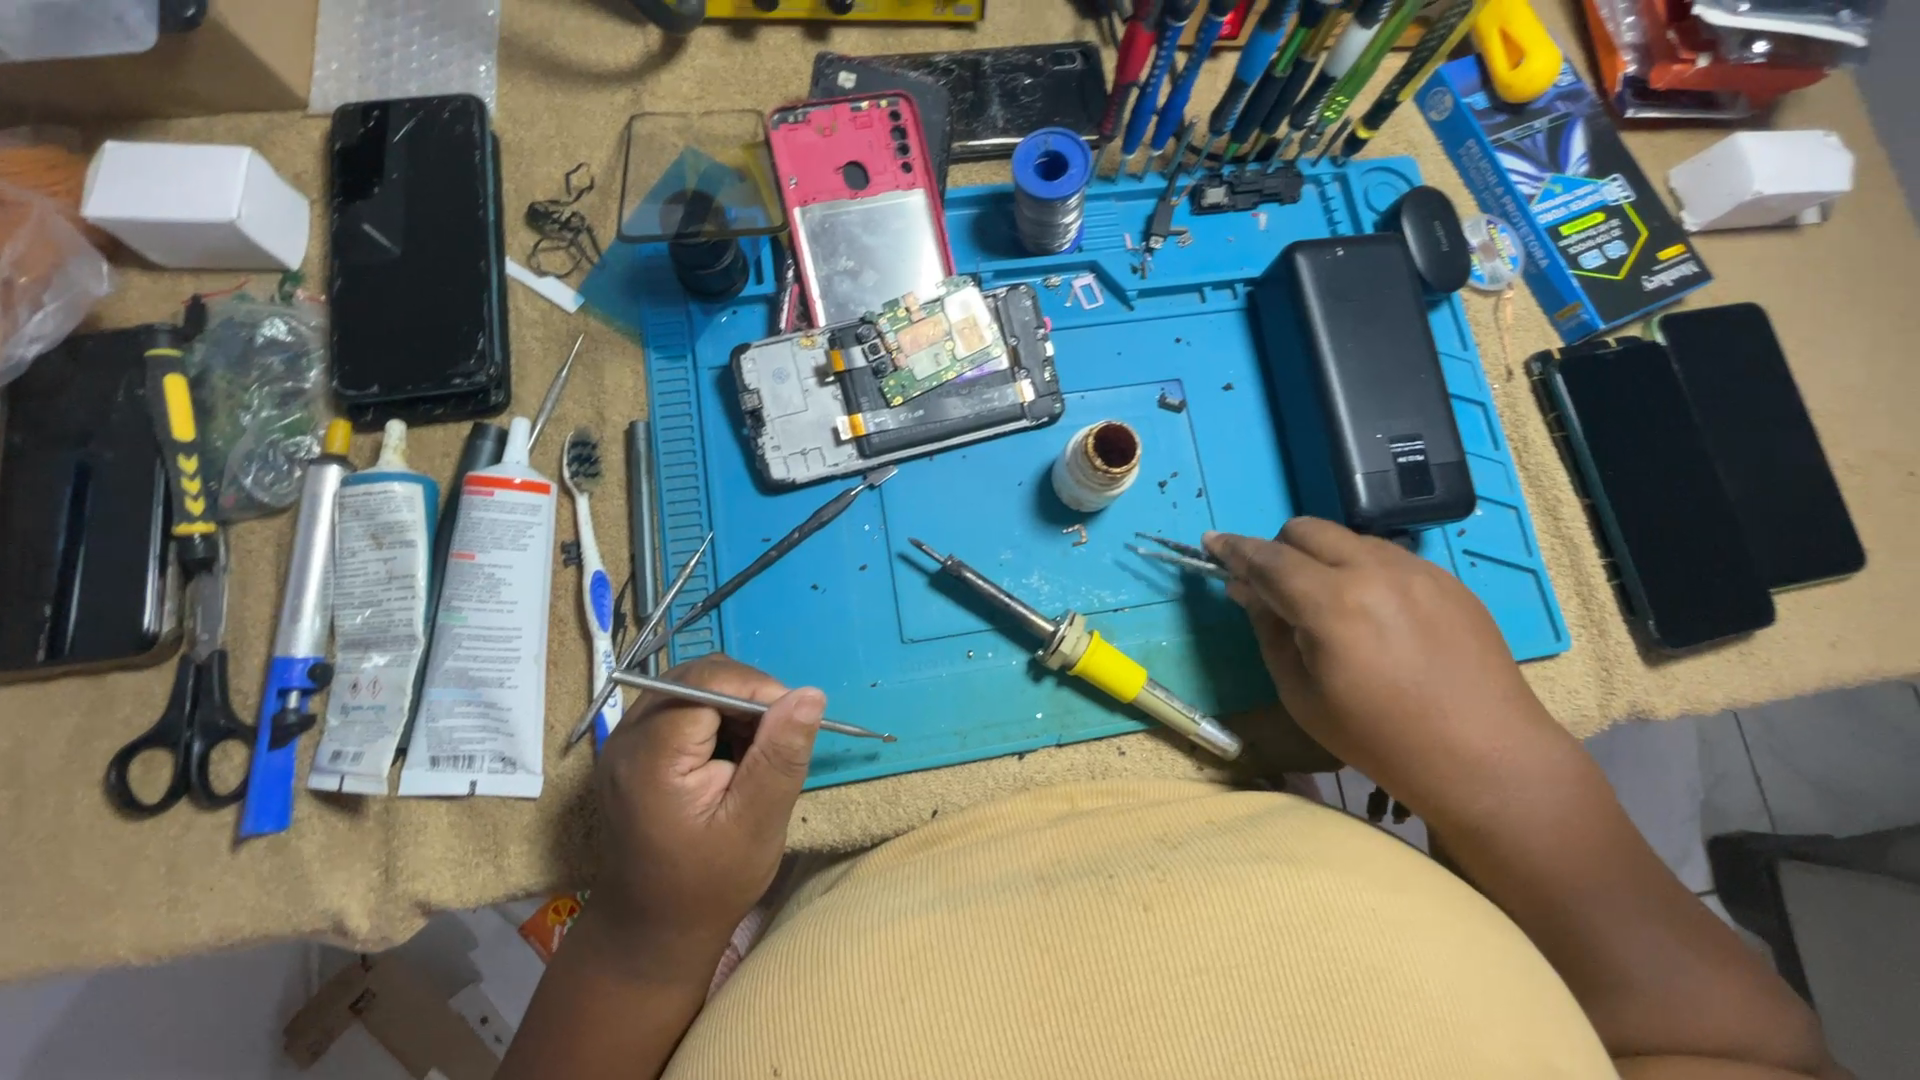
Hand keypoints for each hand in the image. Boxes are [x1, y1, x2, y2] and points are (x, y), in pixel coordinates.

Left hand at [590, 655, 823, 958]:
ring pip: (690, 688)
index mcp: (651, 755)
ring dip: (732, 708)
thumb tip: (810, 694)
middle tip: (775, 741)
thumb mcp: (757, 823)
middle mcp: (627, 737)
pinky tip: (729, 760)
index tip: (790, 724)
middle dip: (746, 697)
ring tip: (752, 756)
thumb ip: (781, 755)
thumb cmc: (708, 884)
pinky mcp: (633, 750)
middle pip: (695, 678)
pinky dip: (715, 720)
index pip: (706, 683)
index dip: (755, 690)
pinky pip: (680, 708)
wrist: (652, 930)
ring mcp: (624, 742)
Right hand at [1205, 518, 1563, 807]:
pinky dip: (1361, 569)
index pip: (1268, 558)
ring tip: (1327, 604)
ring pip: (1348, 538)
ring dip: (1321, 557)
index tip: (1211, 542)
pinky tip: (1373, 614)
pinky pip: (1387, 556)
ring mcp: (1416, 570)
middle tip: (1273, 588)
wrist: (1484, 755)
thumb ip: (1270, 631)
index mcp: (1332, 603)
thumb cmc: (1379, 738)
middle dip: (1278, 549)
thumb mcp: (1302, 694)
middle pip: (1306, 529)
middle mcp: (1374, 570)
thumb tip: (1248, 591)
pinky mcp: (1446, 580)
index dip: (1234, 549)